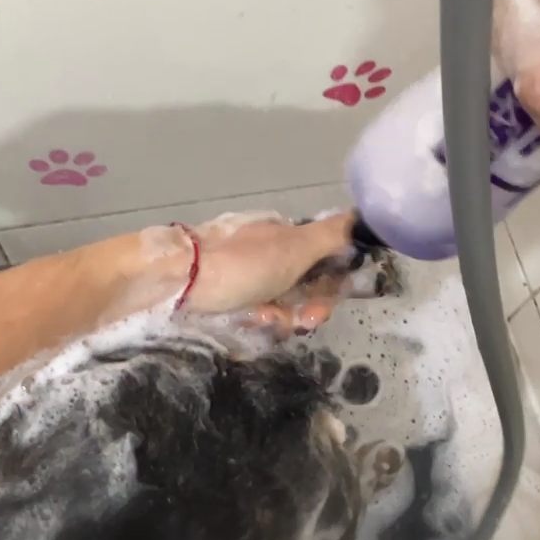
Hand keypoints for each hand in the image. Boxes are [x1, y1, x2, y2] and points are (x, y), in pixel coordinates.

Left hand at [169, 212, 359, 335]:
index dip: (335, 286)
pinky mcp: (231, 298)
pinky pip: (260, 314)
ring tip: (265, 319)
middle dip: (309, 307)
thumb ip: (331, 235)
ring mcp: (250, 278)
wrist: (175, 280)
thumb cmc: (239, 264)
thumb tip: (364, 218)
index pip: (328, 263)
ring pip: (285, 306)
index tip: (327, 303)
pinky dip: (260, 320)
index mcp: (289, 238)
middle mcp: (272, 255)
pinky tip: (250, 321)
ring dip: (283, 317)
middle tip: (300, 320)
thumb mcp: (292, 247)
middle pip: (308, 288)